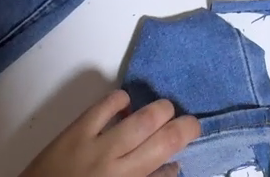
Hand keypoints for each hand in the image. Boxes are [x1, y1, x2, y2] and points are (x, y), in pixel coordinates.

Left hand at [20, 89, 200, 176]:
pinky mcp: (77, 132)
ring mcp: (98, 148)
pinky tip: (125, 102)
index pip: (166, 169)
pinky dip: (119, 100)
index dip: (183, 151)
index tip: (192, 140)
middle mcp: (119, 168)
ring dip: (158, 111)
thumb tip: (170, 169)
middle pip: (161, 141)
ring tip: (165, 108)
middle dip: (182, 128)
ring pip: (140, 121)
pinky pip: (104, 108)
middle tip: (190, 121)